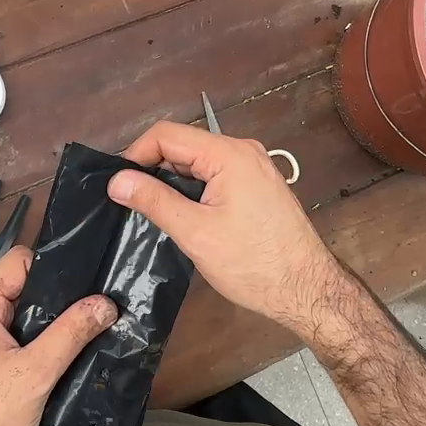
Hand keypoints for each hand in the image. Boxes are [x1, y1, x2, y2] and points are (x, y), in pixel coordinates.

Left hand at [0, 246, 116, 425]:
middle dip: (56, 294)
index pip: (19, 260)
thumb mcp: (36, 375)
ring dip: (46, 319)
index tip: (90, 281)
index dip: (56, 267)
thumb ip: (71, 332)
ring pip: (16, 310)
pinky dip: (33, 337)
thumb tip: (107, 302)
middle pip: (18, 284)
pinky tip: (61, 350)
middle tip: (96, 305)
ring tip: (85, 325)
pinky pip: (8, 333)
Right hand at [108, 121, 344, 338]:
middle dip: (153, 167)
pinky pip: (215, 173)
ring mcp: (253, 166)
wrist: (308, 291)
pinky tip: (182, 212)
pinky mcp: (257, 185)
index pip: (167, 134)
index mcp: (228, 153)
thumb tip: (116, 181)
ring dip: (173, 179)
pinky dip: (193, 187)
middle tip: (130, 200)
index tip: (118, 184)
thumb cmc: (252, 263)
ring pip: (198, 160)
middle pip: (183, 144)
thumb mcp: (195, 232)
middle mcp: (243, 150)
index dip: (136, 154)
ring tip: (152, 209)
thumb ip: (154, 201)